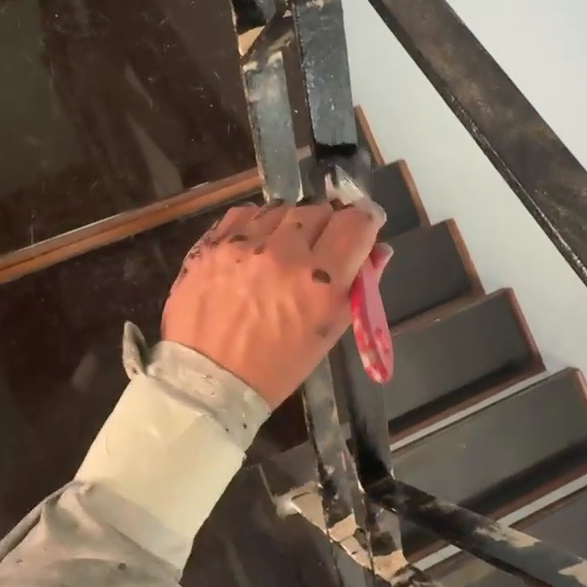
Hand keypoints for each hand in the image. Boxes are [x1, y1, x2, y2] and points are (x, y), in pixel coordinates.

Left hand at [162, 201, 390, 405]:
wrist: (207, 379)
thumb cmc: (275, 366)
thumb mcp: (328, 334)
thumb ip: (358, 287)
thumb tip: (378, 249)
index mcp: (320, 282)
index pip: (356, 223)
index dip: (364, 221)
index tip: (361, 227)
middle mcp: (284, 253)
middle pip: (319, 209)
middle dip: (325, 225)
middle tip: (317, 247)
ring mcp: (244, 244)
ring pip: (281, 208)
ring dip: (288, 224)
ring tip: (281, 249)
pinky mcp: (211, 243)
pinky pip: (243, 214)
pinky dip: (254, 224)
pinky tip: (253, 245)